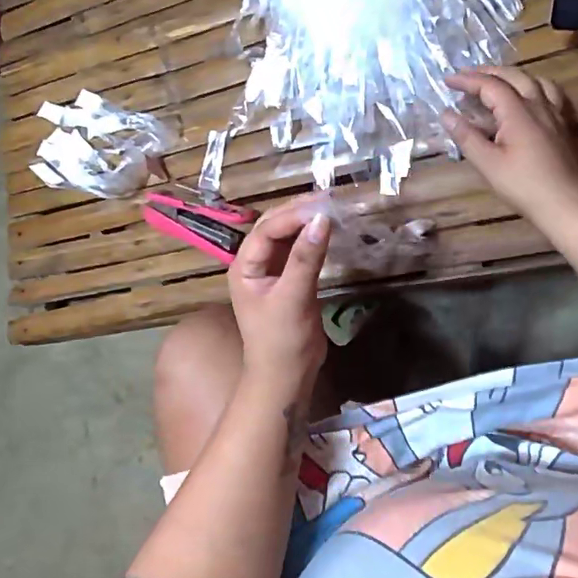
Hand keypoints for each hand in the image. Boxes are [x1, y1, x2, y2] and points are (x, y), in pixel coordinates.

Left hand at [227, 200, 331, 391]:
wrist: (287, 377)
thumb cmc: (281, 340)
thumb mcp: (293, 297)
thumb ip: (305, 258)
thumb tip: (322, 220)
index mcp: (244, 267)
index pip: (267, 229)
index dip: (293, 215)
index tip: (322, 207)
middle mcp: (255, 265)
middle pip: (275, 227)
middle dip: (299, 212)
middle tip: (329, 200)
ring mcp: (273, 273)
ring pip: (289, 238)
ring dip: (307, 223)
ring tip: (332, 209)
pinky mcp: (291, 282)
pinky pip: (301, 252)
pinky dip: (314, 241)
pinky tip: (329, 232)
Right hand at [443, 67, 577, 223]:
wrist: (567, 203)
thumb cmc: (524, 186)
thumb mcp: (488, 164)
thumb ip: (466, 137)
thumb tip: (446, 114)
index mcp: (518, 112)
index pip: (490, 86)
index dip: (468, 81)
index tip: (448, 81)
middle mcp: (538, 105)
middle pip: (513, 76)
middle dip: (488, 72)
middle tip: (467, 75)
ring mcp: (554, 113)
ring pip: (534, 81)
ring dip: (512, 75)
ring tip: (496, 81)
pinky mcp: (563, 125)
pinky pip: (550, 93)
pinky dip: (533, 86)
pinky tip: (529, 97)